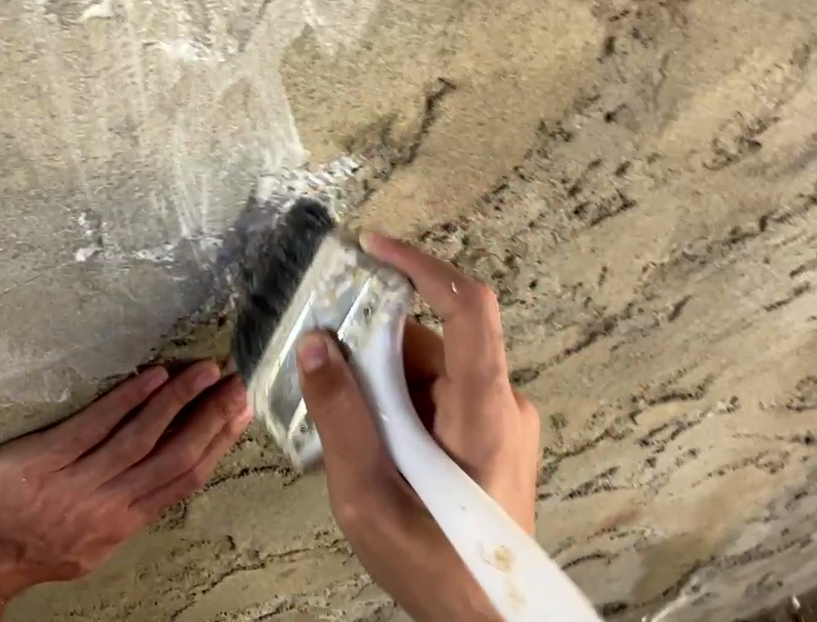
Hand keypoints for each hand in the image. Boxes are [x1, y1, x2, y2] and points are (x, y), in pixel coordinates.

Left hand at [0, 361, 250, 619]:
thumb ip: (120, 509)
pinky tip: (152, 377)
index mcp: (119, 525)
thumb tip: (154, 481)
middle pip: (173, 457)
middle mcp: (107, 506)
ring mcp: (78, 482)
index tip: (241, 415)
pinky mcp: (46, 460)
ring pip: (142, 438)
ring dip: (179, 401)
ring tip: (205, 372)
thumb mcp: (85, 542)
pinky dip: (128, 400)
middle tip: (238, 385)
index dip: (217, 444)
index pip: (182, 480)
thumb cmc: (22, 548)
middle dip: (211, 419)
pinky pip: (96, 427)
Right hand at [297, 230, 539, 620]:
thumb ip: (341, 416)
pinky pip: (434, 396)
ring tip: (338, 423)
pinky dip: (394, 404)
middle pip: (430, 341)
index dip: (421, 265)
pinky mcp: (489, 438)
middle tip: (319, 361)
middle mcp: (500, 403)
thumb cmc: (435, 567)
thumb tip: (315, 343)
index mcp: (484, 409)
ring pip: (426, 370)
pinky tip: (366, 441)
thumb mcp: (369, 496)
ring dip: (378, 383)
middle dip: (370, 345)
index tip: (371, 247)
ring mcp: (497, 421)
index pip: (467, 306)